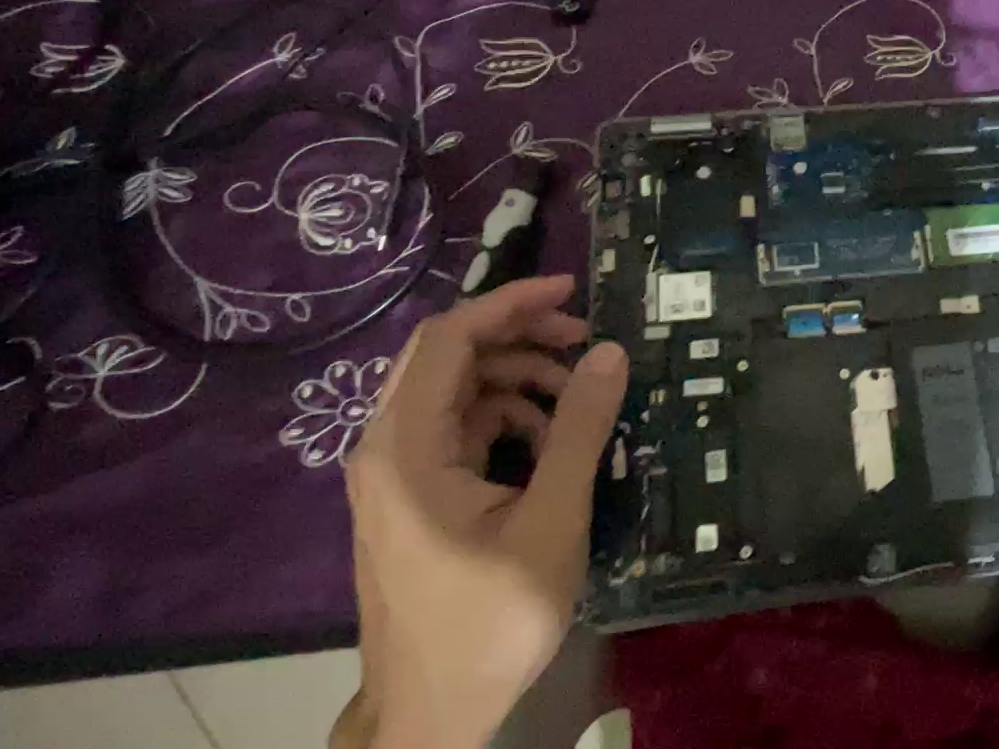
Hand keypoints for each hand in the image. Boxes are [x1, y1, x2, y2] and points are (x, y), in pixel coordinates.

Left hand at [337, 276, 627, 748]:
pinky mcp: (416, 493)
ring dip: (520, 376)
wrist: (432, 716)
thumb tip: (611, 352)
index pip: (449, 340)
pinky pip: (462, 426)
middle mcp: (388, 447)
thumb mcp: (550, 522)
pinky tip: (551, 436)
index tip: (573, 291)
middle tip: (588, 339)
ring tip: (581, 394)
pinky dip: (509, 414)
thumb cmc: (489, 622)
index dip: (510, 303)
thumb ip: (578, 431)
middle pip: (449, 356)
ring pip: (458, 389)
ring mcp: (399, 472)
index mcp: (405, 449)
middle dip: (520, 335)